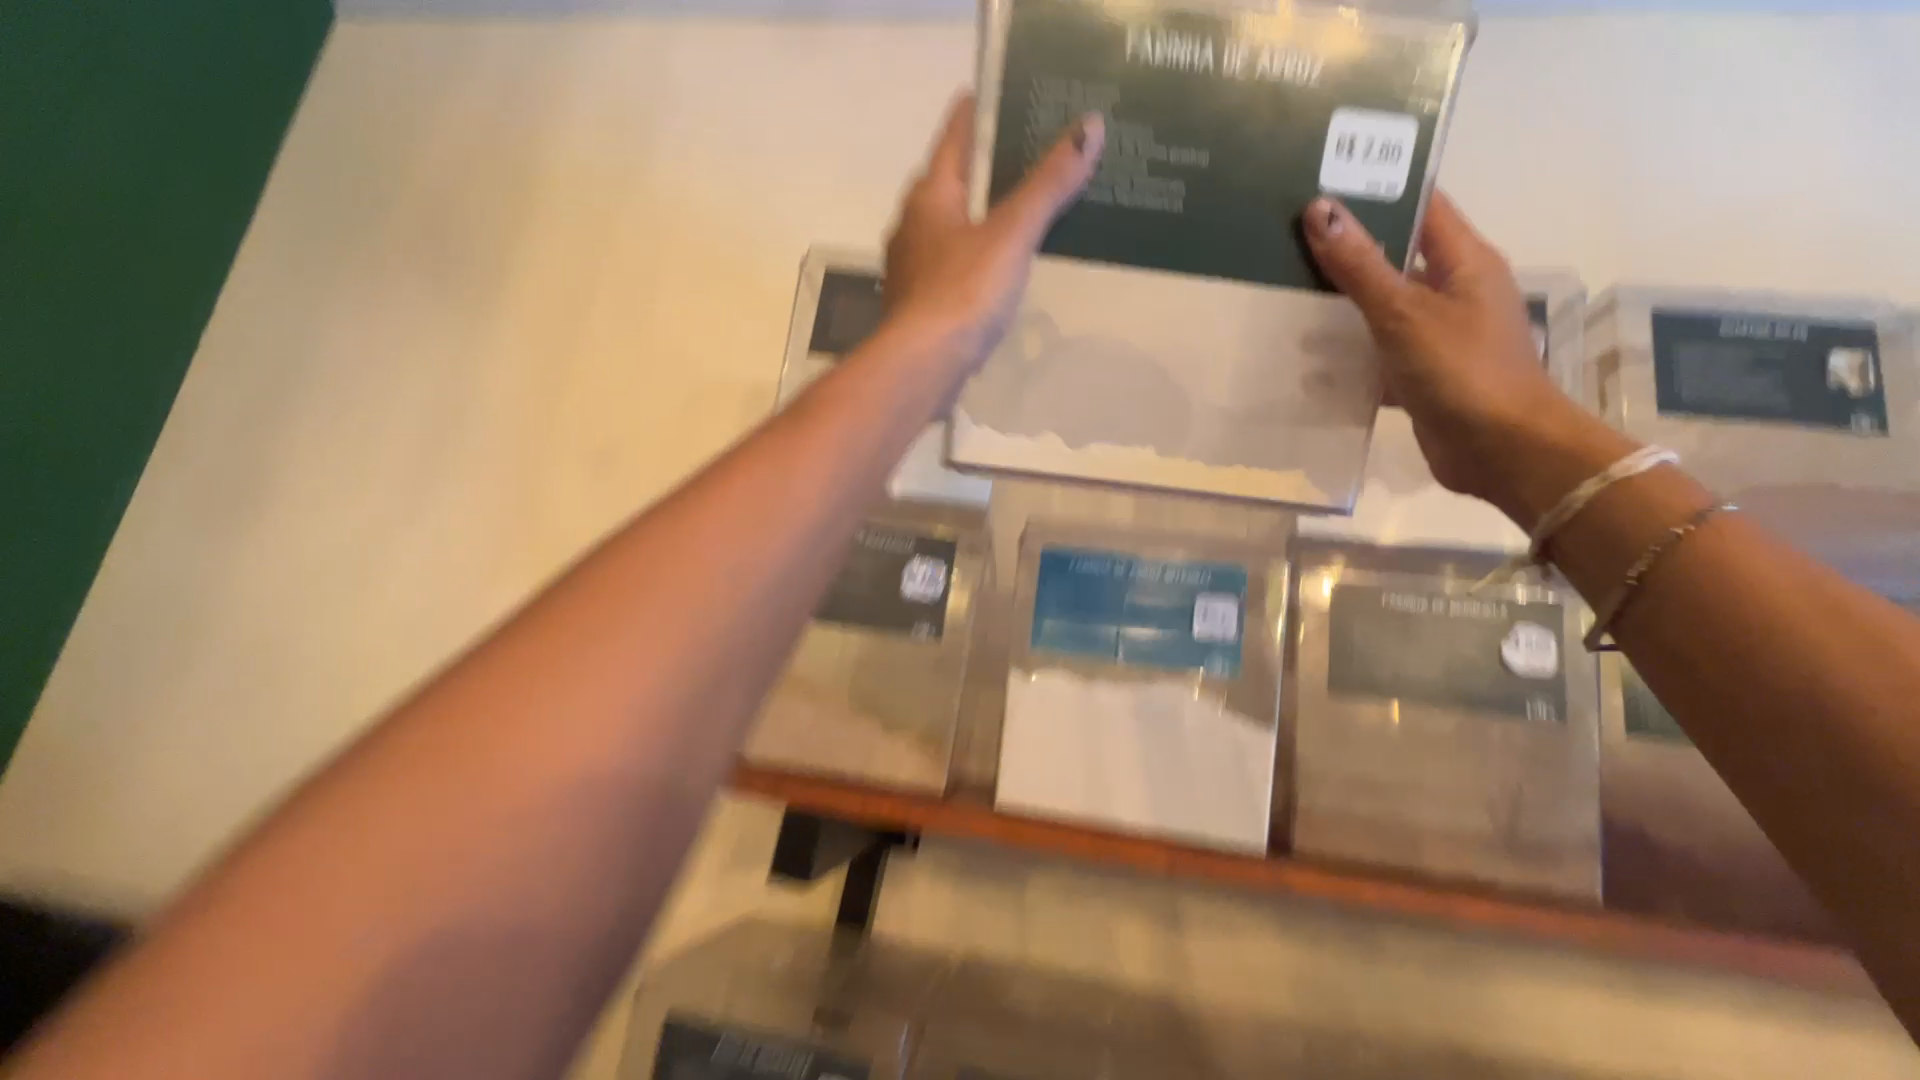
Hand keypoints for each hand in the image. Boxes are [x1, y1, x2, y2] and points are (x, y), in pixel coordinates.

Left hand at [882, 93, 1104, 374]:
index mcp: (930, 194)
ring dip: (984, 213)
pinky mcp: (923, 300)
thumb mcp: (1012, 233)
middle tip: (1033, 150)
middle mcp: (914, 222)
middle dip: (989, 165)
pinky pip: (956, 262)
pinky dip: (979, 253)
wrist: (922, 366)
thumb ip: (1049, 184)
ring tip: (1026, 204)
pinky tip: (1003, 263)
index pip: (955, 135)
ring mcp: (914, 264)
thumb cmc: (963, 291)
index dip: (979, 110)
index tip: (1006, 92)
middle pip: (955, 179)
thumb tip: (1089, 126)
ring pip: (954, 224)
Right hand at [1301, 191, 1602, 517]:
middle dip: (1345, 248)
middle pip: (1394, 255)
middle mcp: (1455, 289)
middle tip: (1284, 237)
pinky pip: (1378, 352)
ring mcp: (1439, 334)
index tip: (1322, 179)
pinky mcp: (1423, 373)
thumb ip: (1360, 265)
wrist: (1502, 450)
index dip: (1376, 188)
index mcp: (1464, 260)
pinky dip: (1347, 354)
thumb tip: (1320, 207)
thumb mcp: (1404, 313)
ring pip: (1381, 306)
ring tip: (1282, 293)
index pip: (1420, 203)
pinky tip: (1306, 357)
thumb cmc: (1462, 371)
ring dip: (1340, 304)